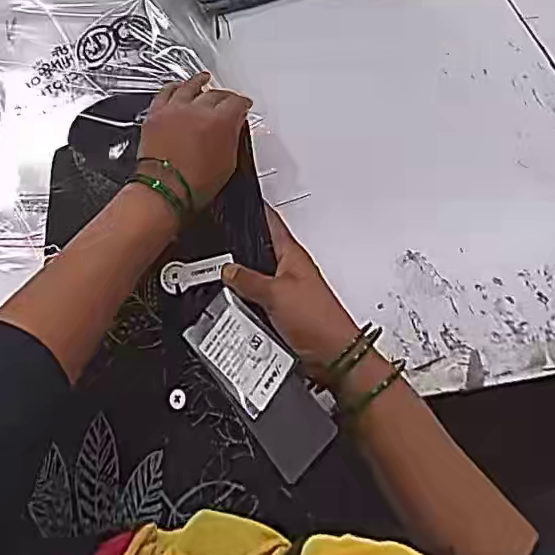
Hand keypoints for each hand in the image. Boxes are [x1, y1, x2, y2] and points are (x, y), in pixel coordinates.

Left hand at [136, 72, 251, 205]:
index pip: (237, 102)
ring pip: (190, 86)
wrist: (163, 190)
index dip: (243, 103)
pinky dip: (173, 87)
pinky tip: (176, 86)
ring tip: (204, 79)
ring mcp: (175, 110)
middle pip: (216, 93)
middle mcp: (197, 109)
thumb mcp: (228, 164)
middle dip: (225, 95)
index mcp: (220, 120)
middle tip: (228, 99)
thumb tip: (234, 128)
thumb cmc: (193, 184)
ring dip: (200, 81)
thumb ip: (233, 138)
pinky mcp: (156, 114)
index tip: (243, 105)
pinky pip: (166, 92)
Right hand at [222, 205, 361, 380]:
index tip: (246, 198)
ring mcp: (288, 291)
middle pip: (260, 252)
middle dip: (241, 251)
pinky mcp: (284, 312)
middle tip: (222, 247)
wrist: (332, 356)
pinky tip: (239, 308)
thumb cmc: (318, 320)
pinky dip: (249, 303)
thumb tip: (228, 269)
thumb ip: (248, 279)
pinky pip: (259, 301)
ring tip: (226, 283)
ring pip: (258, 278)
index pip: (272, 222)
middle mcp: (291, 270)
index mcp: (292, 255)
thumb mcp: (275, 294)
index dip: (258, 209)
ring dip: (244, 282)